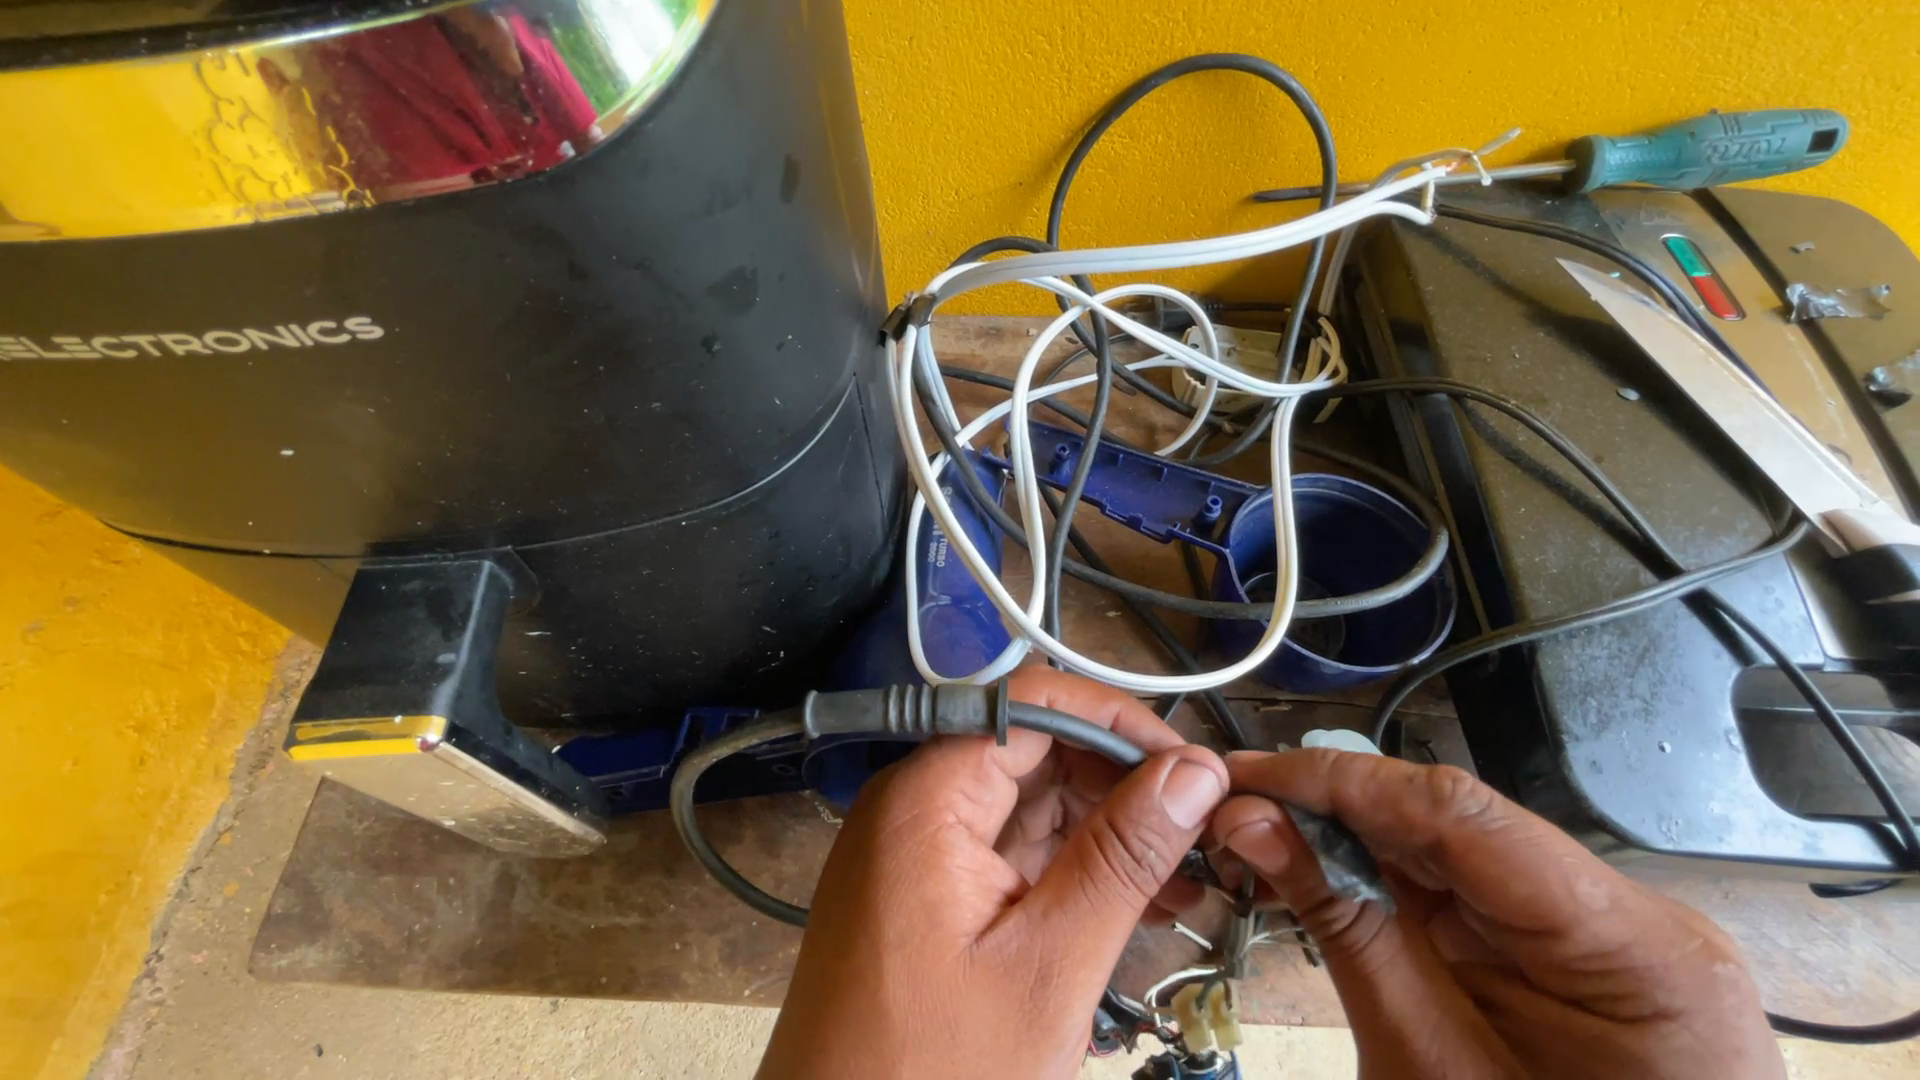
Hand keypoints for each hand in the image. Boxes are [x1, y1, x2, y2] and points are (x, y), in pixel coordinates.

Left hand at [757, 668, 1226, 1079]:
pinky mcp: (927, 886)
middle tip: (1199, 827)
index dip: (1116, 721)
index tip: (1189, 765)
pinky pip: (1007, 849)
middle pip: (1031, 749)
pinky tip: (1132, 900)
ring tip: (1183, 873)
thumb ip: (1120, 859)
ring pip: (1026, 801)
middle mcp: (914, 801)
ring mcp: (917, 845)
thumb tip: (1193, 772)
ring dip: (1104, 829)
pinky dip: (1068, 867)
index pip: (1031, 705)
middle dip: (1119, 781)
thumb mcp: (1046, 968)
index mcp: (926, 797)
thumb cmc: (932, 1074)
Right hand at [1211, 749, 1784, 1079]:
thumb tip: (1246, 820)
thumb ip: (1343, 927)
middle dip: (1330, 806)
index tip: (1246, 774)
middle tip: (1232, 803)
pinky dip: (1374, 874)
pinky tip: (1311, 868)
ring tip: (1254, 832)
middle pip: (1449, 822)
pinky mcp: (1555, 940)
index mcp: (1635, 948)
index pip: (1461, 814)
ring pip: (1441, 844)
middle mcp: (1627, 912)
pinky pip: (1451, 883)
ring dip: (1341, 836)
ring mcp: (1592, 923)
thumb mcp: (1426, 1066)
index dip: (1341, 781)